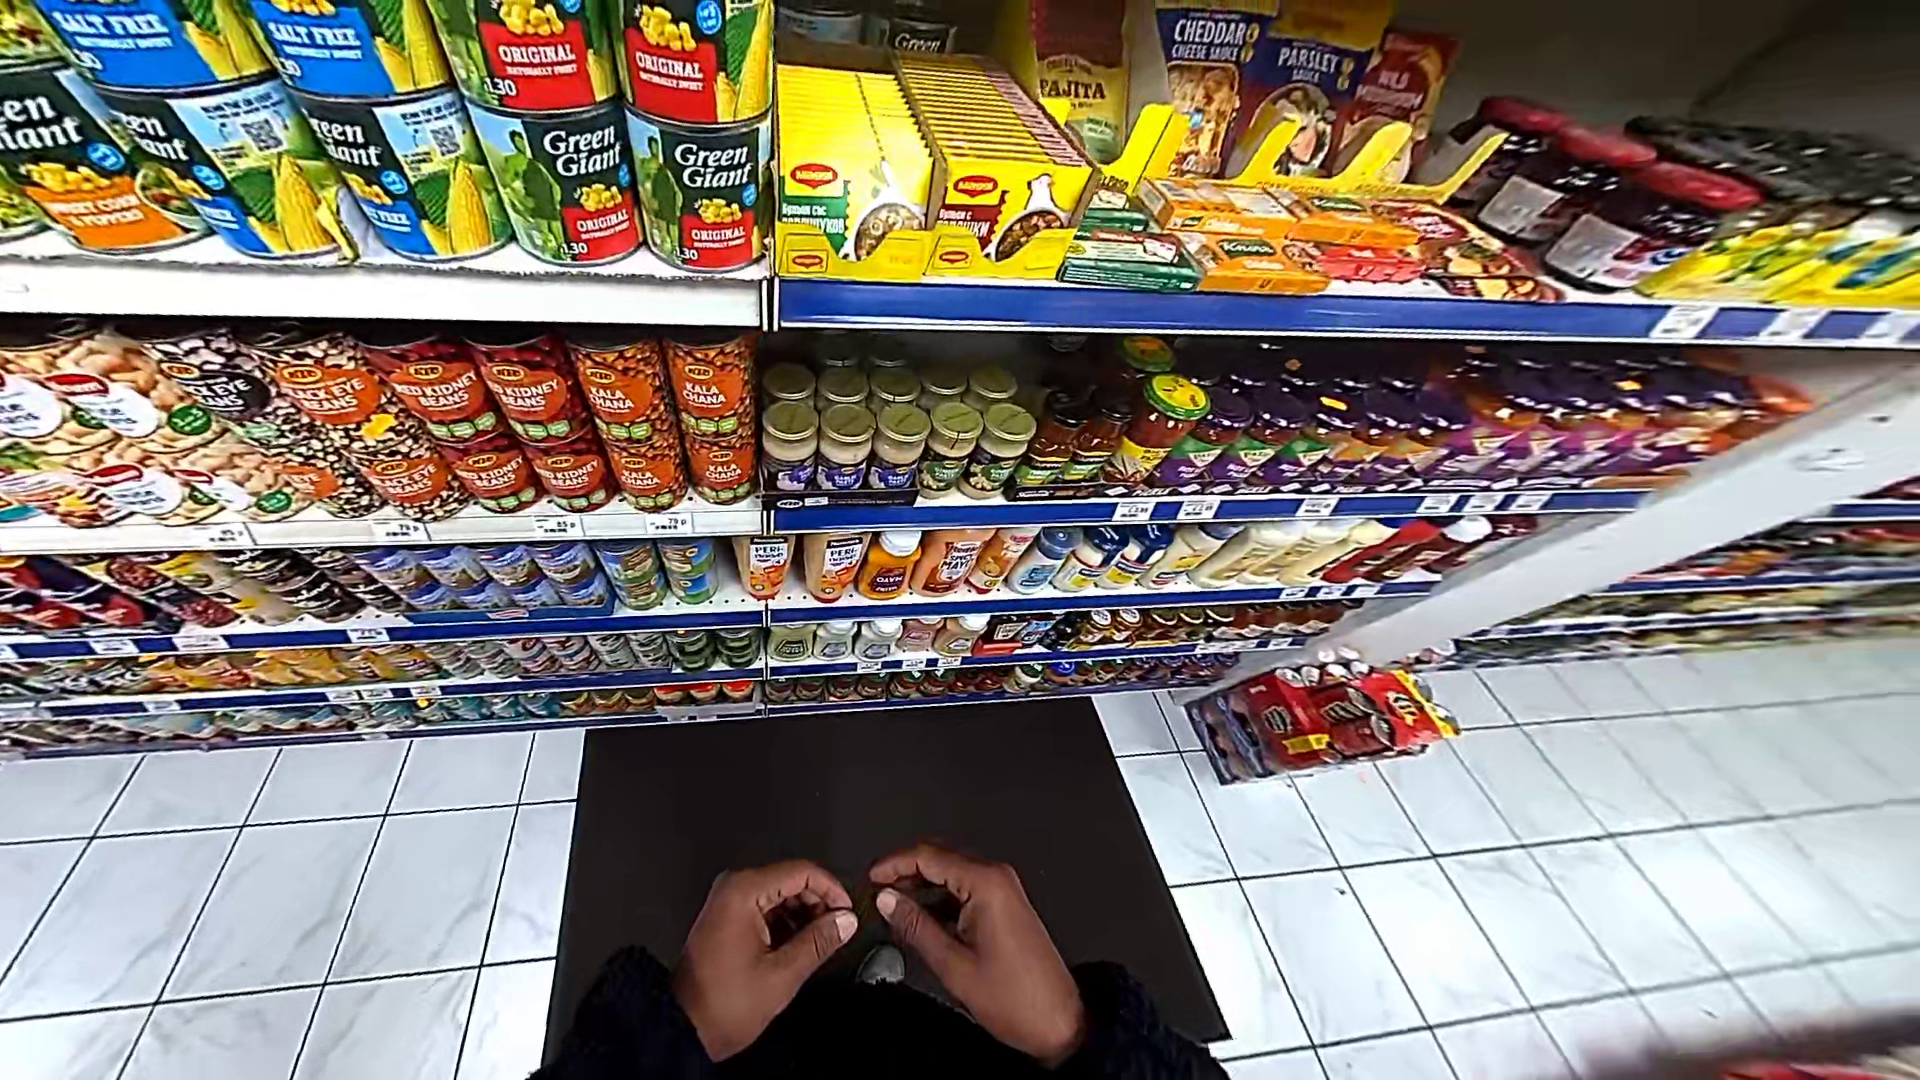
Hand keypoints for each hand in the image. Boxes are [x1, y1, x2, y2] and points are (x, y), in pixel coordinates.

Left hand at [671, 861, 857, 1061]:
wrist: (680, 1031)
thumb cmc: (721, 1005)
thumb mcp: (781, 975)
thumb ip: (819, 942)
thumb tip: (844, 921)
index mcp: (745, 890)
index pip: (803, 871)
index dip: (832, 890)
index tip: (846, 911)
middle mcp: (735, 885)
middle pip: (792, 878)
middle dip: (818, 903)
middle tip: (835, 929)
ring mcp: (729, 898)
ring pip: (782, 891)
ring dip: (803, 914)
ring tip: (816, 942)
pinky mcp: (728, 912)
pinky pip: (767, 903)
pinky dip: (786, 920)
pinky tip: (795, 945)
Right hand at [870, 845, 1085, 1067]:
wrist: (1060, 1021)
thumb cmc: (1011, 998)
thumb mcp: (954, 965)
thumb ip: (916, 926)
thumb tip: (886, 900)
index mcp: (985, 882)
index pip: (930, 856)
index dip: (894, 863)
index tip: (870, 877)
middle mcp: (995, 874)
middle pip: (941, 856)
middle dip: (906, 869)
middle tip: (877, 890)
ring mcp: (1002, 886)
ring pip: (952, 869)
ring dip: (922, 881)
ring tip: (893, 903)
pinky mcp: (1004, 900)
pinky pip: (966, 884)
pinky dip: (941, 894)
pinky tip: (922, 914)